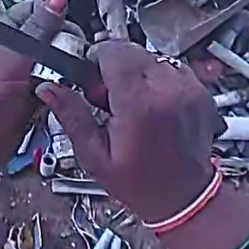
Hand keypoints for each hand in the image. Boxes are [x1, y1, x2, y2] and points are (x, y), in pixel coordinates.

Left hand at [0, 0, 67, 165]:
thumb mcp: (13, 58)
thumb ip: (37, 29)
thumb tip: (56, 1)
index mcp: (0, 34)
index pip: (34, 11)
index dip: (53, 17)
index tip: (69, 30)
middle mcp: (12, 51)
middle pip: (48, 36)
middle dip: (62, 45)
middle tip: (68, 56)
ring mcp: (22, 74)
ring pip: (54, 61)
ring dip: (62, 69)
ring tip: (64, 76)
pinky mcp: (31, 95)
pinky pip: (55, 85)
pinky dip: (60, 88)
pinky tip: (61, 92)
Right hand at [38, 40, 220, 222]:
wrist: (185, 197)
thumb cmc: (139, 181)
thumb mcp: (94, 154)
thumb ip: (72, 115)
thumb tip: (48, 88)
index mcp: (138, 105)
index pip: (113, 52)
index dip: (96, 58)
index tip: (92, 76)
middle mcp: (167, 90)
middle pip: (131, 50)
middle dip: (114, 64)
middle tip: (108, 95)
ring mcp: (187, 89)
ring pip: (150, 56)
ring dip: (136, 71)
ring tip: (132, 102)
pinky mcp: (199, 91)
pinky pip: (171, 67)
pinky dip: (157, 78)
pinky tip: (152, 103)